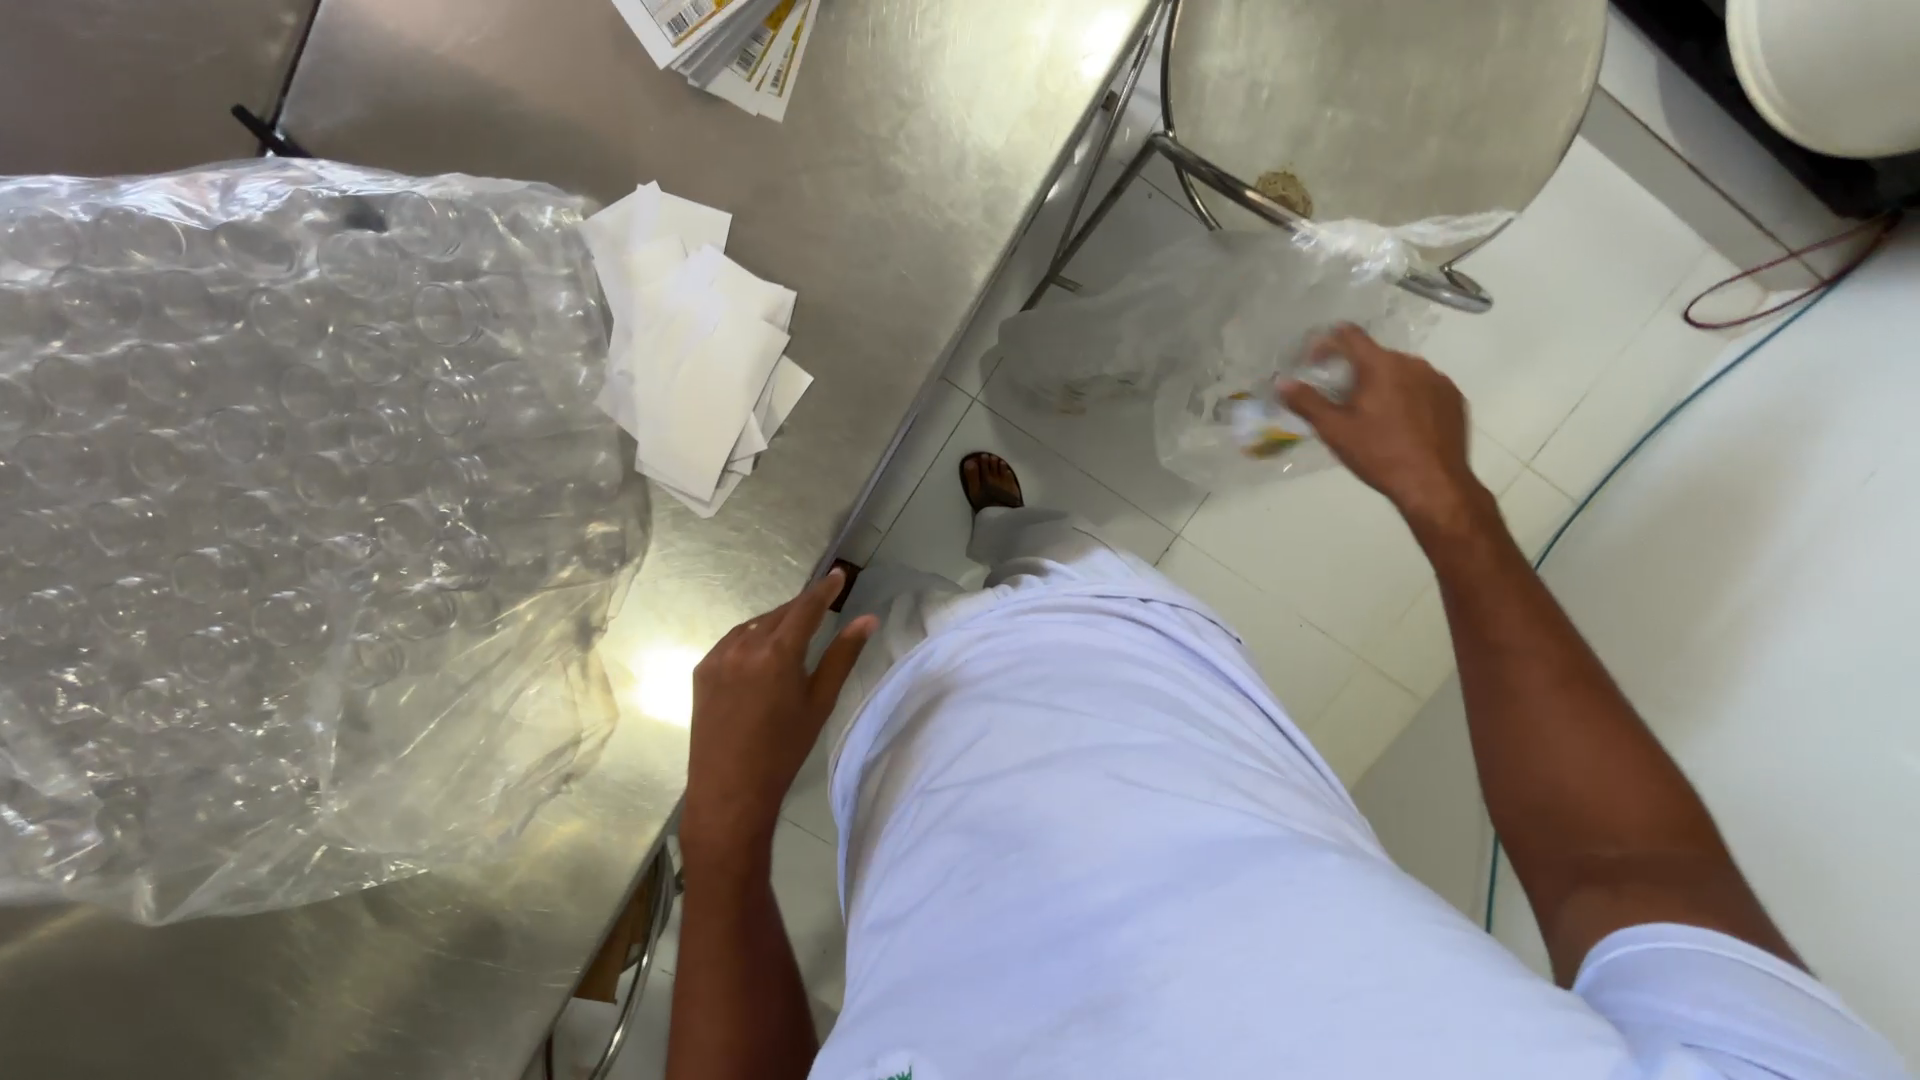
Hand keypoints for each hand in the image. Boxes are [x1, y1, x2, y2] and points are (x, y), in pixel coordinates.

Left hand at [682, 569, 876, 872]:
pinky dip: (751, 638)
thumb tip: (867, 619)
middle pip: (780, 613)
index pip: (806, 607)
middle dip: (802, 607)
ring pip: (754, 625)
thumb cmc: (785, 749)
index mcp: (778, 652)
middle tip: (822, 606)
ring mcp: (718, 657)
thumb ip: (842, 655)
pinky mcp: (701, 670)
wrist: (730, 789)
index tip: (838, 574)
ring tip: (794, 632)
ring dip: (776, 623)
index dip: (824, 589)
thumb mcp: (820, 701)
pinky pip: (732, 641)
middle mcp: (745, 645)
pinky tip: (762, 653)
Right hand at [1279, 324, 1492, 533]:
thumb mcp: (1334, 430)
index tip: (1314, 360)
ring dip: (1382, 384)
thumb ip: (1306, 402)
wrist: (1434, 483)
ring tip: (1373, 415)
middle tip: (1341, 399)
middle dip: (1355, 371)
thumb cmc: (1379, 454)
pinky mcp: (1453, 397)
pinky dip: (1407, 397)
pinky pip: (1423, 387)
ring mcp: (1438, 379)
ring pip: (1400, 372)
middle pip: (1375, 356)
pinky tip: (1401, 423)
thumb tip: (1281, 382)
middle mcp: (1412, 363)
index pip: (1350, 336)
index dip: (1327, 342)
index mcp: (1380, 365)